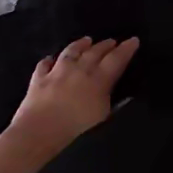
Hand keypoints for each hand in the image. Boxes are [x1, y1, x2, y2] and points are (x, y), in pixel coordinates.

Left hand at [5, 37, 140, 162]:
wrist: (38, 132)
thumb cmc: (75, 130)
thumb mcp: (102, 117)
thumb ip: (110, 100)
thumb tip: (116, 89)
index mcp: (96, 79)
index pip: (115, 60)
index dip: (125, 49)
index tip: (133, 40)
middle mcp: (78, 69)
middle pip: (94, 52)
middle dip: (105, 45)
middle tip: (112, 41)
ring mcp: (57, 71)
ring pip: (71, 52)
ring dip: (80, 45)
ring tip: (87, 39)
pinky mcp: (39, 78)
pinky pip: (45, 65)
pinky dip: (49, 61)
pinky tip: (50, 59)